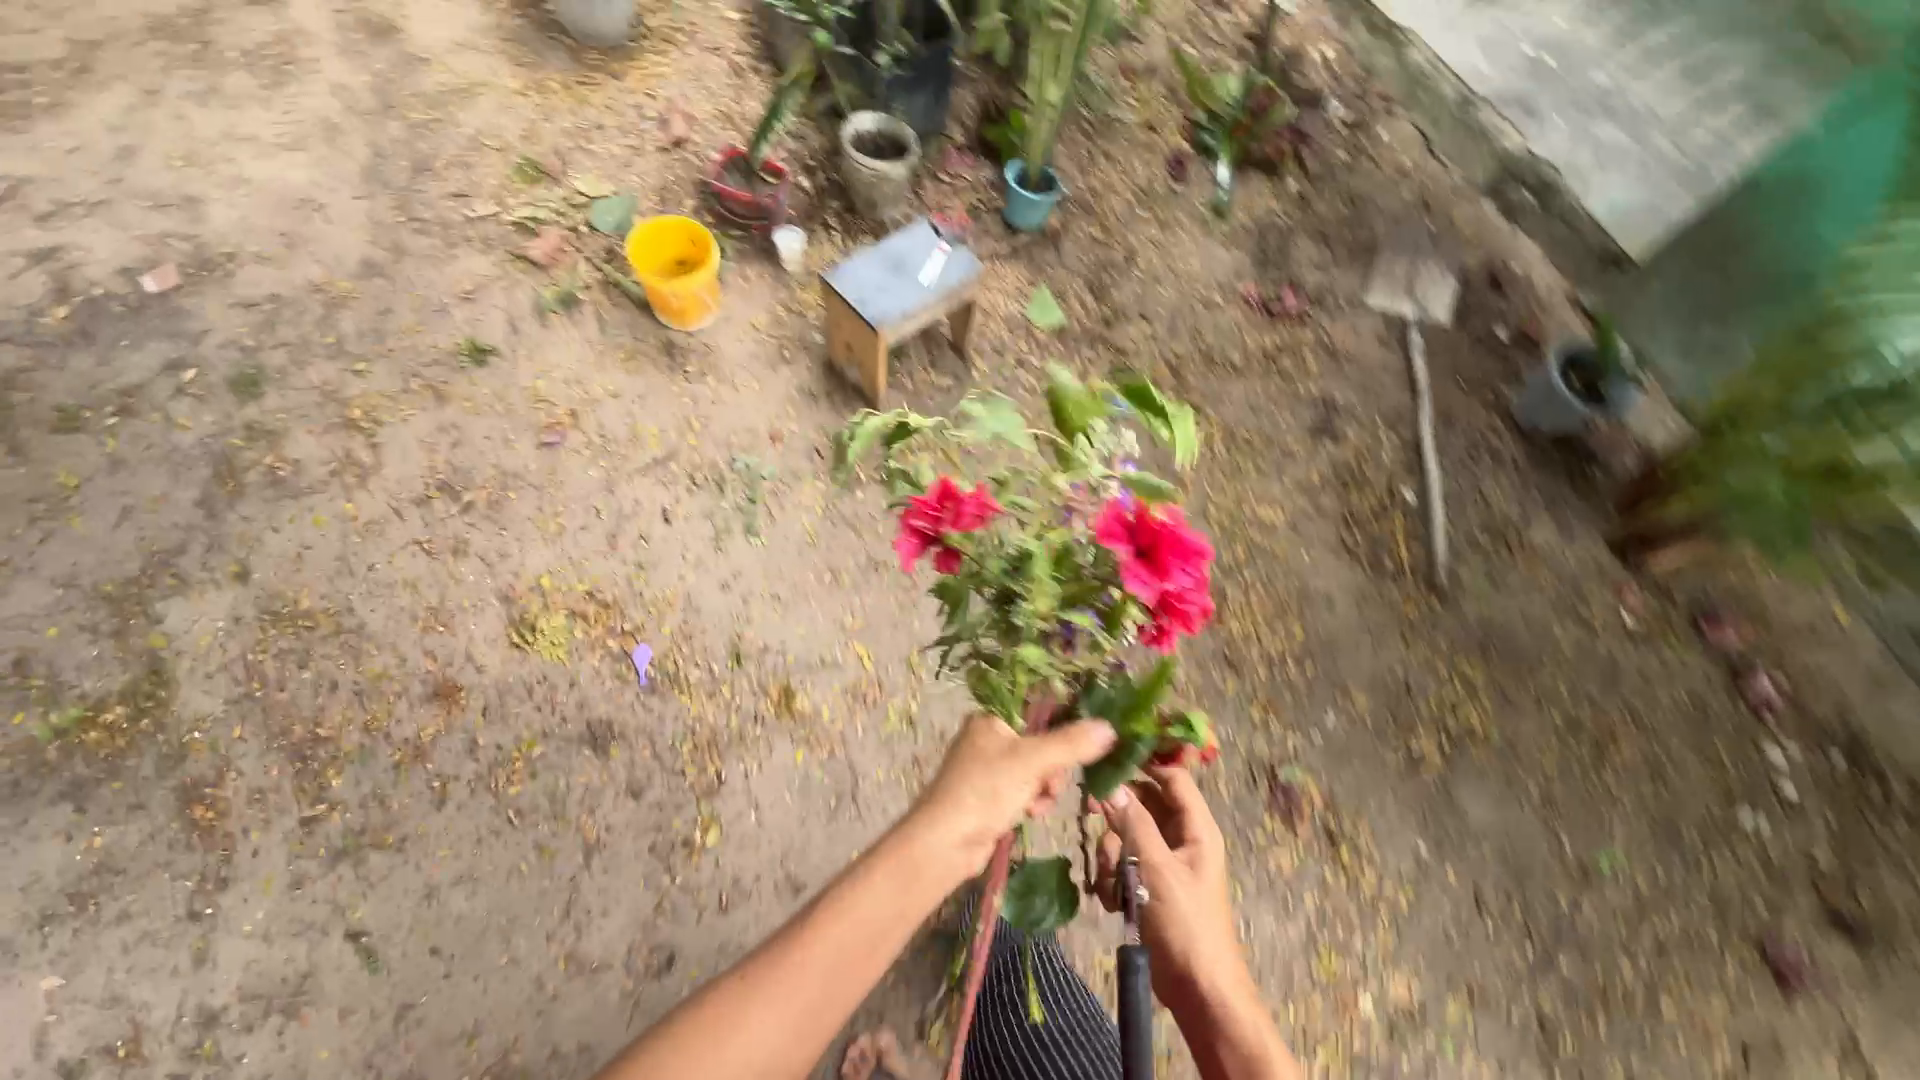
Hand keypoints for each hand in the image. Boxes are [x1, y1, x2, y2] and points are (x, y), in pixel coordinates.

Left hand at [907, 713, 1116, 882]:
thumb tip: (1109, 727)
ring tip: (1038, 803)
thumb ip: (1072, 744)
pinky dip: (1031, 801)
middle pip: (1040, 743)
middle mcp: (987, 738)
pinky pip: (1023, 790)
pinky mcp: (988, 796)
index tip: (1083, 744)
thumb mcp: (1033, 762)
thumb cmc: (986, 790)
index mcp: (990, 719)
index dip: (1062, 727)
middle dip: (1053, 767)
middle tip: (1051, 783)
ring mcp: (986, 768)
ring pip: (1035, 770)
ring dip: (1044, 788)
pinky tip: (1029, 813)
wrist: (946, 842)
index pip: (1037, 711)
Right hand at [1092, 765, 1249, 1014]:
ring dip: (1112, 857)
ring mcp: (1164, 864)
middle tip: (1092, 819)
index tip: (1108, 762)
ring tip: (1111, 884)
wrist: (1196, 988)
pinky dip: (1113, 880)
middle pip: (1142, 806)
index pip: (1172, 778)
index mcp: (1197, 829)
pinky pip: (1123, 866)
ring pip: (1127, 837)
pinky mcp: (1149, 887)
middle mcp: (1181, 840)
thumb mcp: (1157, 869)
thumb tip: (1113, 784)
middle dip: (1117, 820)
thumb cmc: (1185, 924)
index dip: (1144, 766)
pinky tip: (1111, 902)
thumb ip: (1133, 824)